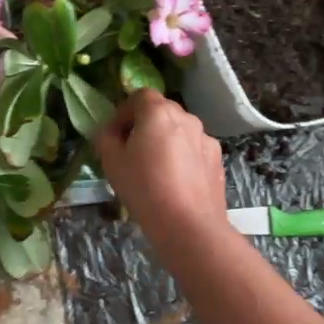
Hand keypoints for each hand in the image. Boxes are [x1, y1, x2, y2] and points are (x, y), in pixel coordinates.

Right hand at [96, 91, 227, 246]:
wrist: (189, 226)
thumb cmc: (145, 188)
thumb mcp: (111, 161)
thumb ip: (106, 137)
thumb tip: (111, 133)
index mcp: (158, 112)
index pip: (139, 96)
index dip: (125, 112)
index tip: (116, 135)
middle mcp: (186, 118)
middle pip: (161, 111)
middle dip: (145, 125)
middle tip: (133, 151)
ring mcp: (206, 139)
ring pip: (179, 131)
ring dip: (166, 140)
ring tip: (157, 169)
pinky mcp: (218, 160)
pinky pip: (194, 150)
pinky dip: (184, 157)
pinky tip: (177, 181)